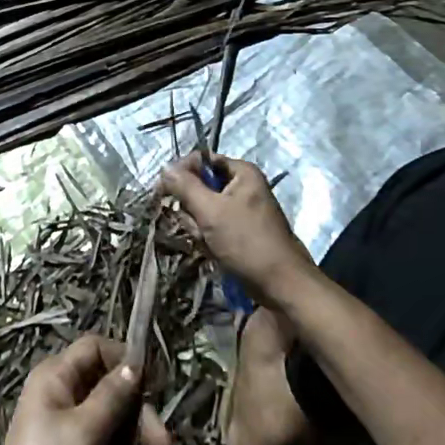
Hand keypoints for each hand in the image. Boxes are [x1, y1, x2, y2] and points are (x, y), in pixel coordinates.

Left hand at [0, 335, 175, 444]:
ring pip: (118, 433)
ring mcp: (72, 437)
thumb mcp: (82, 432)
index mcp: (56, 379)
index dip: (124, 359)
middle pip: (114, 394)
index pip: (95, 349)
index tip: (155, 381)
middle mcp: (65, 401)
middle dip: (142, 424)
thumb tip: (134, 363)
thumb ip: (112, 396)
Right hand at [160, 151, 316, 307]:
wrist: (280, 285)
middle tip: (198, 226)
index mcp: (242, 172)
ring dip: (199, 228)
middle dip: (193, 209)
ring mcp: (242, 209)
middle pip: (201, 187)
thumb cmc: (247, 242)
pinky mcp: (240, 231)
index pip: (201, 160)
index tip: (164, 192)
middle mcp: (243, 186)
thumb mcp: (211, 211)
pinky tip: (214, 252)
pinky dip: (209, 238)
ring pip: (204, 210)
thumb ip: (186, 186)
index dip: (182, 173)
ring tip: (209, 243)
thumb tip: (165, 167)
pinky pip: (214, 226)